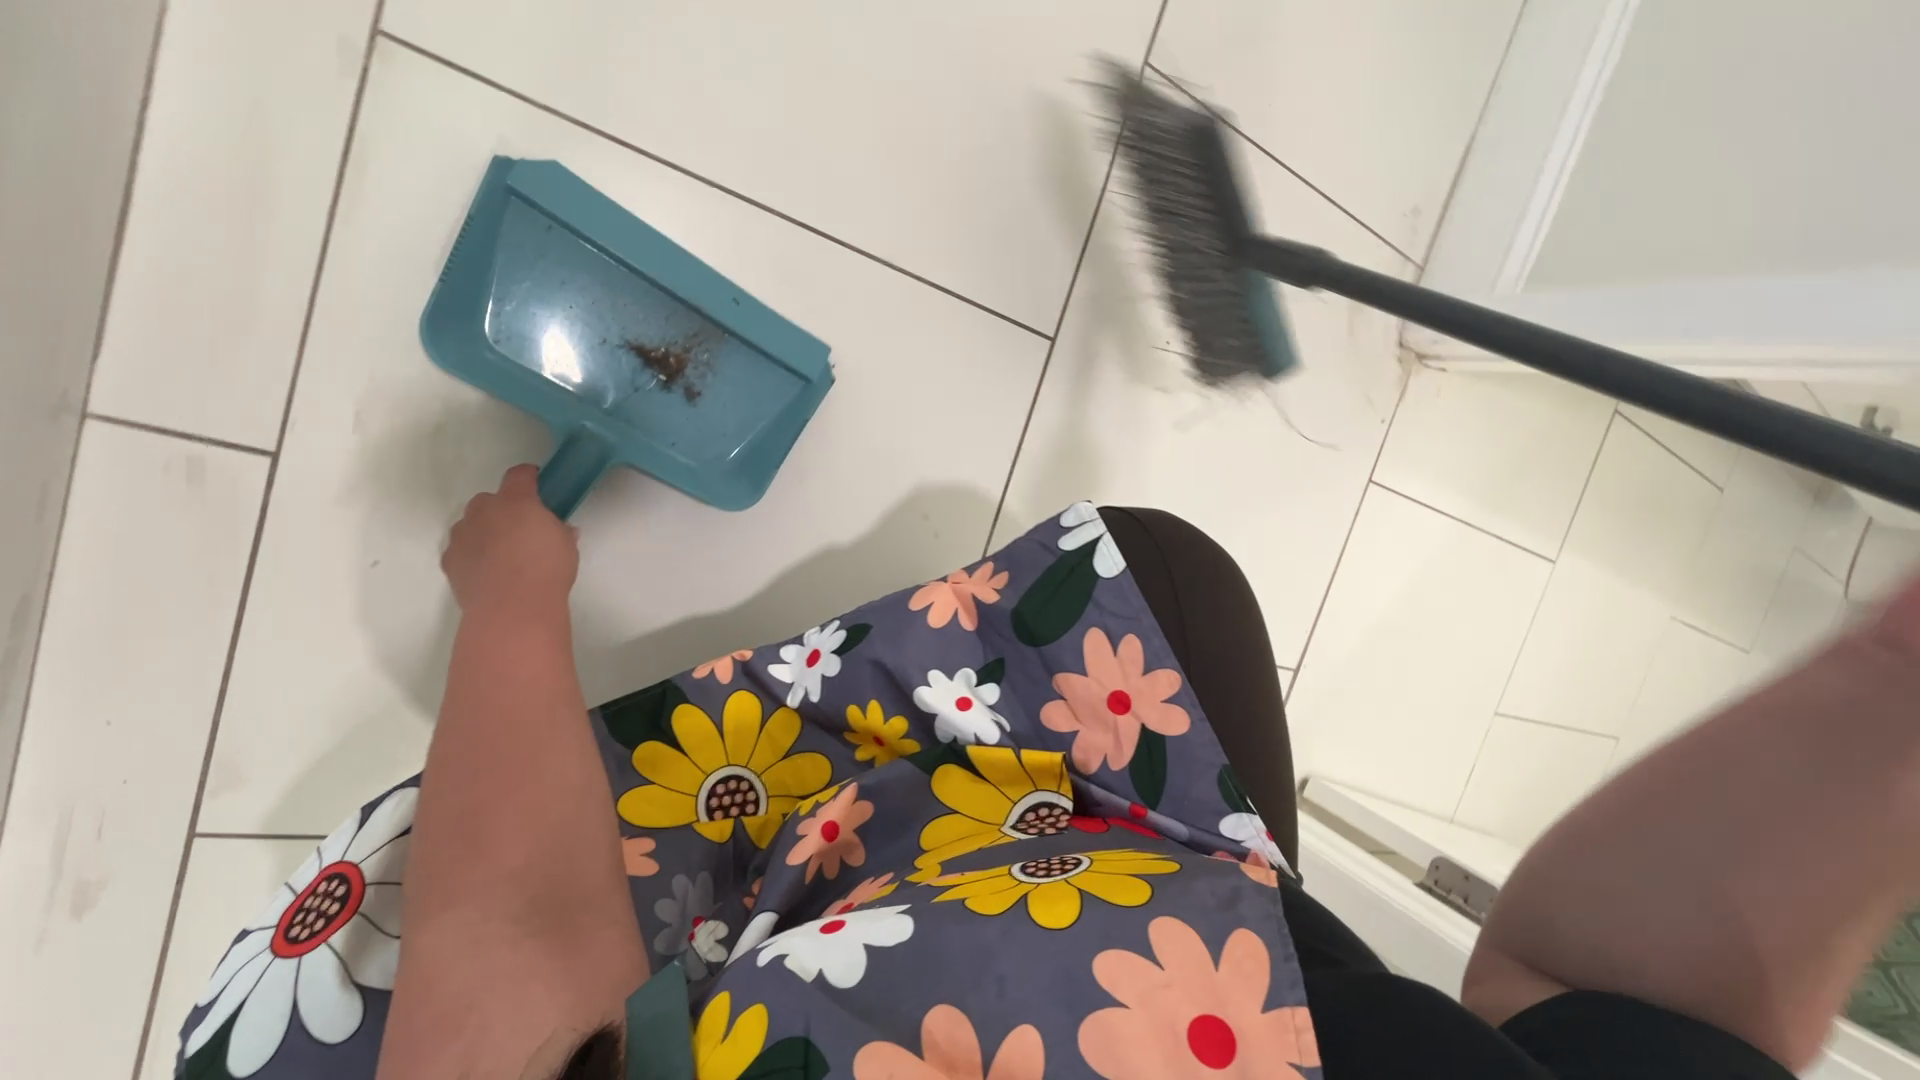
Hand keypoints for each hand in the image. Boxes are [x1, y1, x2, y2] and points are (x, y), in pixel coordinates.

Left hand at [441, 465, 578, 620]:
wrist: (512, 607)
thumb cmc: (547, 570)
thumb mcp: (567, 546)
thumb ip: (561, 531)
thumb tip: (561, 530)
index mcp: (516, 502)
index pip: (519, 475)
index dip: (529, 477)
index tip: (538, 484)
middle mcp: (483, 511)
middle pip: (489, 499)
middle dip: (503, 508)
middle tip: (521, 528)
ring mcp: (462, 535)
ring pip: (471, 523)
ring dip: (484, 530)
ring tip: (503, 554)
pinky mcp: (450, 559)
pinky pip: (461, 548)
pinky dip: (472, 553)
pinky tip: (487, 571)